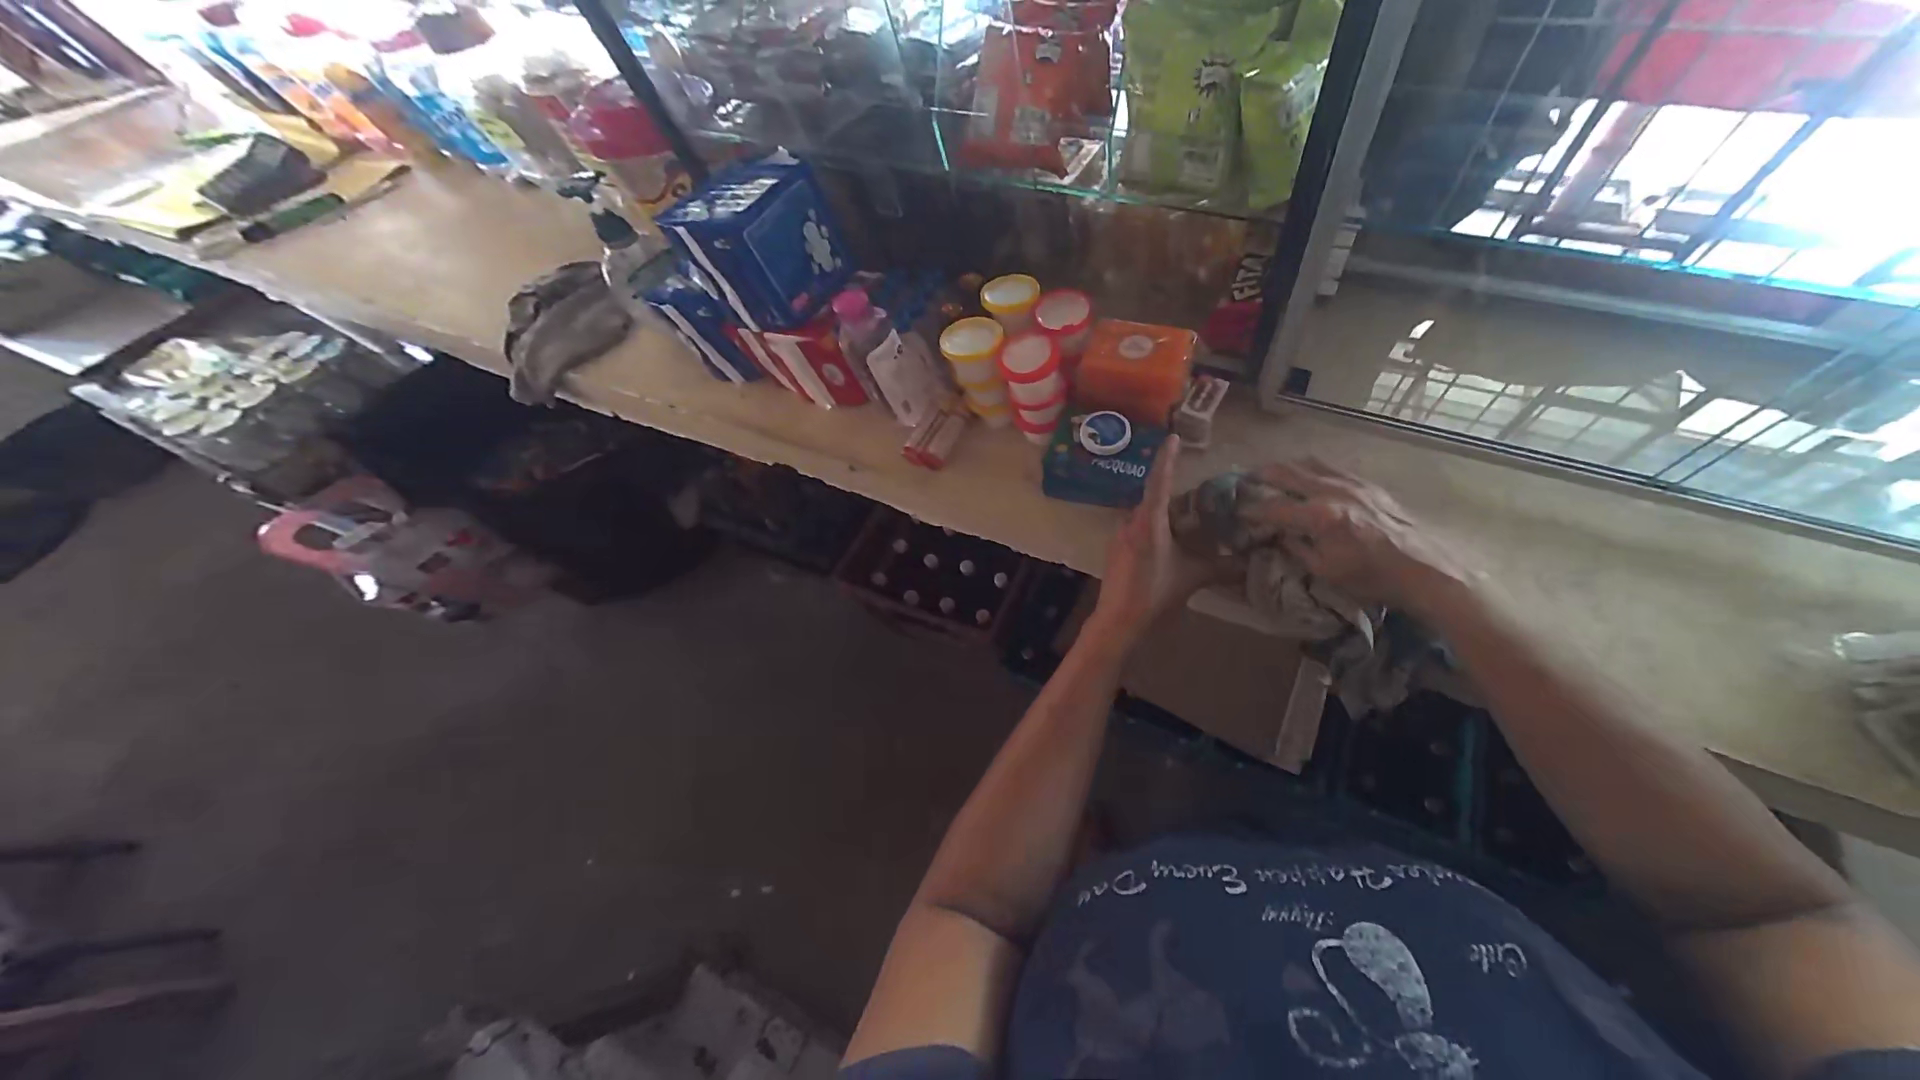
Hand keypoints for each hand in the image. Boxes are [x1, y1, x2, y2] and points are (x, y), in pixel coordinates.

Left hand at [1088, 436, 1216, 646]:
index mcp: (1149, 522)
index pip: (1159, 482)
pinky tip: (1168, 543)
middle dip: (1172, 492)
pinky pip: (1137, 529)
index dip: (1167, 459)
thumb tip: (1250, 562)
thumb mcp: (1192, 578)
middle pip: (1153, 498)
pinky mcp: (1116, 549)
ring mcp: (1120, 535)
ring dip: (1163, 514)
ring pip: (1145, 515)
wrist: (1117, 620)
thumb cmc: (1154, 594)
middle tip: (1197, 494)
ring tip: (1186, 520)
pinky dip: (1154, 529)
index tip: (1172, 437)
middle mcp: (1131, 522)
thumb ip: (1221, 567)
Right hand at [1245, 458, 1471, 615]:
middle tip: (1244, 482)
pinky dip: (1309, 470)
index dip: (1250, 509)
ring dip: (1284, 468)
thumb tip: (1277, 534)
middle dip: (1260, 477)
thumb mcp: (1323, 569)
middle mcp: (1332, 491)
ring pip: (1307, 463)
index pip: (1272, 507)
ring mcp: (1351, 483)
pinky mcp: (1366, 483)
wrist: (1423, 569)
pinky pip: (1329, 467)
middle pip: (1285, 472)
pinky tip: (1306, 479)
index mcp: (1319, 516)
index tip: (1236, 511)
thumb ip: (1295, 547)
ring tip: (1270, 475)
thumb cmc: (1370, 576)